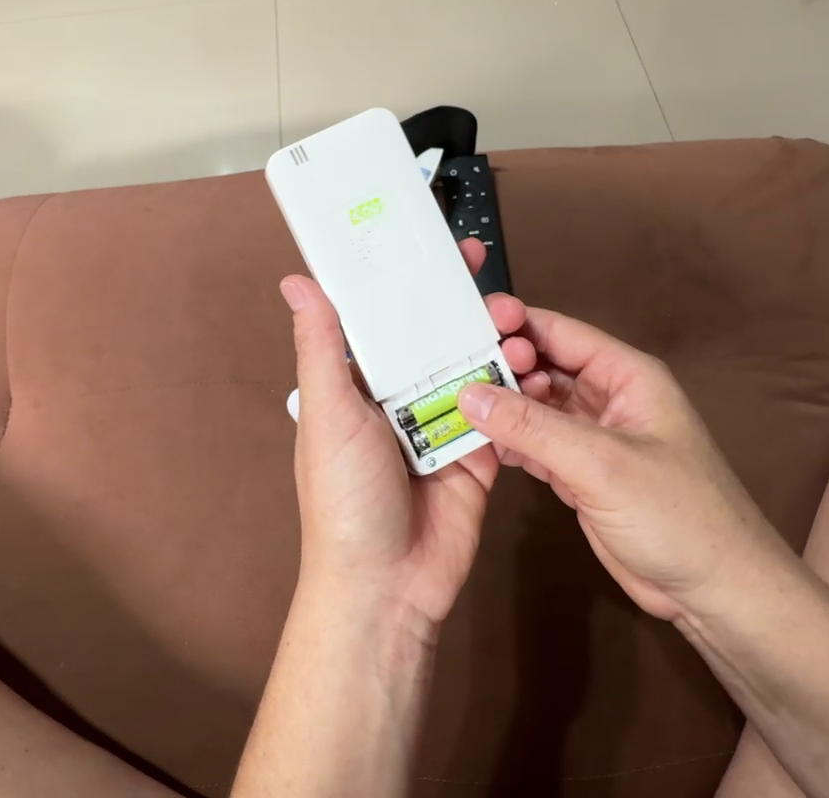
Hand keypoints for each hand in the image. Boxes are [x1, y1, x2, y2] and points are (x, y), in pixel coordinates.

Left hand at [281, 239, 535, 632]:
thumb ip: (320, 347)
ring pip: (468, 363)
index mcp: (356, 383)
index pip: (379, 317)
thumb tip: (297, 282)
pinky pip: (496, 406)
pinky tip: (531, 355)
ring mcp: (438, 421)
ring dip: (489, 335)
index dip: (399, 279)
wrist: (388, 585)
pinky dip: (513, 382)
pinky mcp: (475, 449)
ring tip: (511, 313)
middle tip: (482, 263)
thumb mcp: (329, 414)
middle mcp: (397, 396)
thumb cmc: (344, 500)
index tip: (424, 243)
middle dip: (454, 299)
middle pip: (429, 334)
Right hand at [457, 309, 793, 621]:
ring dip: (499, 406)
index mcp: (626, 375)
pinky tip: (473, 441)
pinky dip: (507, 442)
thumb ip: (532, 427)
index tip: (464, 327)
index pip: (560, 333)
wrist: (717, 592)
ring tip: (450, 403)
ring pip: (534, 407)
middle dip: (500, 367)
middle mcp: (606, 398)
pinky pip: (534, 445)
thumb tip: (468, 393)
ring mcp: (592, 438)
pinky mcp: (580, 475)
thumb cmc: (677, 514)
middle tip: (450, 372)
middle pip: (543, 367)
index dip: (515, 325)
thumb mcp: (600, 463)